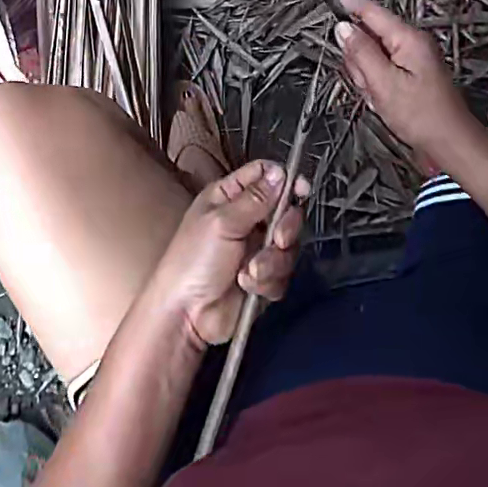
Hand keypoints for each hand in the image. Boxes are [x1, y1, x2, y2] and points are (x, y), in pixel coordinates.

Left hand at [146, 160, 307, 350]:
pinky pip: (283, 273)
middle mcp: (246, 219)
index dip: (284, 178)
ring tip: (249, 272)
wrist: (186, 314)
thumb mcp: (222, 222)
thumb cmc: (192, 261)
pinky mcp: (264, 277)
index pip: (263, 175)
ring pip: (288, 245)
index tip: (301, 188)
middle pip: (285, 209)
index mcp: (229, 196)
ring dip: (271, 261)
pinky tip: (247, 285)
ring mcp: (256, 248)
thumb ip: (255, 198)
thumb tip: (280, 173)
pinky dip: (268, 281)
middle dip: (286, 225)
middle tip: (277, 238)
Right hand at [333, 0, 485, 165]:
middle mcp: (413, 44)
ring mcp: (414, 58)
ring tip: (378, 94)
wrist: (450, 143)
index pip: (372, 12)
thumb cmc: (425, 116)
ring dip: (367, 75)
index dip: (351, 5)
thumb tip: (343, 28)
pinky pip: (382, 69)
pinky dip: (376, 83)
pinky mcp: (412, 73)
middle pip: (369, 36)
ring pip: (373, 55)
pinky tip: (384, 100)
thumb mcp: (383, 83)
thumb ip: (360, 52)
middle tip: (367, 81)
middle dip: (359, 58)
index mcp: (408, 40)